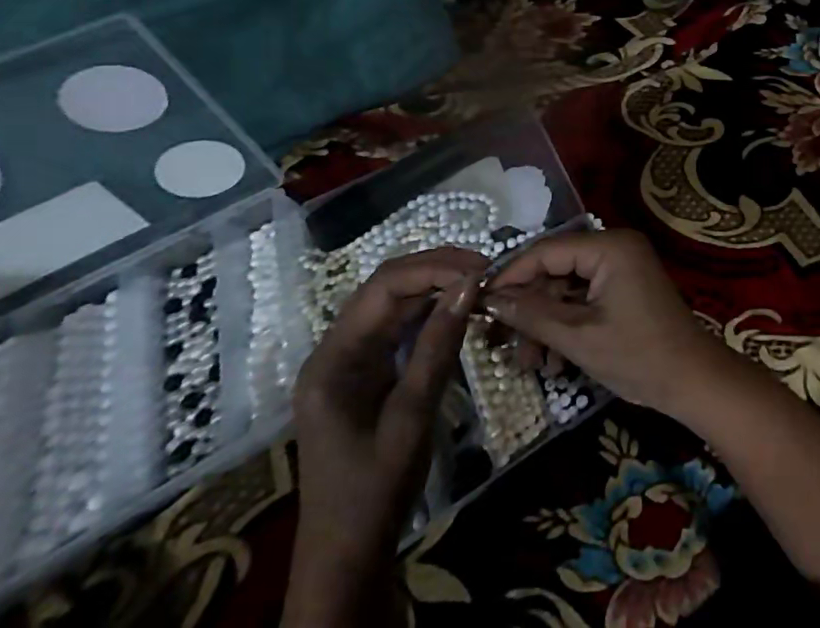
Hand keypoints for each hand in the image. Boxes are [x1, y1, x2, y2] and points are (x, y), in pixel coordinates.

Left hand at [285, 249, 483, 627]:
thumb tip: (469, 288)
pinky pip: (395, 330)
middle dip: (434, 271)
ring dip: (433, 289)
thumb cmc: (375, 490)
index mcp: (332, 357)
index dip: (432, 269)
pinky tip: (457, 310)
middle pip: (384, 289)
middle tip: (486, 270)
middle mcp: (334, 347)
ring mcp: (348, 359)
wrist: (347, 550)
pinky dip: (427, 316)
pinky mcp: (363, 372)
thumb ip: (437, 349)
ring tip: (479, 283)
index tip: (480, 269)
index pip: (382, 289)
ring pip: (391, 306)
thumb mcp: (411, 418)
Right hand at [484, 230, 730, 414]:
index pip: (546, 251)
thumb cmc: (639, 356)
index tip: (482, 302)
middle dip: (530, 310)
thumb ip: (531, 314)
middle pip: (555, 271)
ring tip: (531, 364)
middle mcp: (614, 247)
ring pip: (566, 290)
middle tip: (505, 343)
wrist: (696, 384)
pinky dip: (566, 326)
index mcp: (608, 247)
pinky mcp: (624, 289)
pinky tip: (555, 362)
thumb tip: (490, 300)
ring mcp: (621, 268)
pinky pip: (583, 300)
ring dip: (545, 325)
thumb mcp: (578, 337)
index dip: (511, 276)